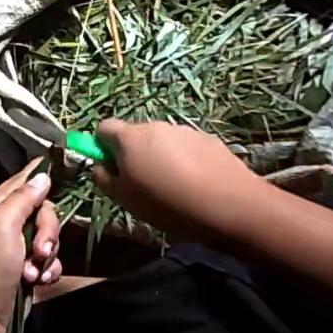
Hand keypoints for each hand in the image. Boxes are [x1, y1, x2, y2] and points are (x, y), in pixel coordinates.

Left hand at [0, 160, 61, 323]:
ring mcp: (16, 245)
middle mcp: (5, 222)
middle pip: (43, 210)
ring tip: (34, 271)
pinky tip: (39, 280)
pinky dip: (48, 269)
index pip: (22, 180)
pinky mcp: (27, 266)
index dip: (42, 176)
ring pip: (49, 235)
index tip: (66, 170)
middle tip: (39, 248)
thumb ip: (23, 198)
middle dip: (47, 230)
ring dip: (47, 254)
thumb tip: (42, 176)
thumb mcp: (3, 224)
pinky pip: (49, 258)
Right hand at [91, 119, 262, 242]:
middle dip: (133, 154)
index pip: (103, 128)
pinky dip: (183, 161)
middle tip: (142, 184)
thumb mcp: (124, 199)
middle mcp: (156, 126)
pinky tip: (194, 185)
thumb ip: (104, 178)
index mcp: (130, 138)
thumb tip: (102, 166)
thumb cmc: (168, 204)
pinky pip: (185, 147)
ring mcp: (184, 131)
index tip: (112, 169)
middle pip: (134, 135)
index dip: (102, 147)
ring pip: (161, 141)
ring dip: (159, 158)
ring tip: (172, 188)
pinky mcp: (208, 139)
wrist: (231, 206)